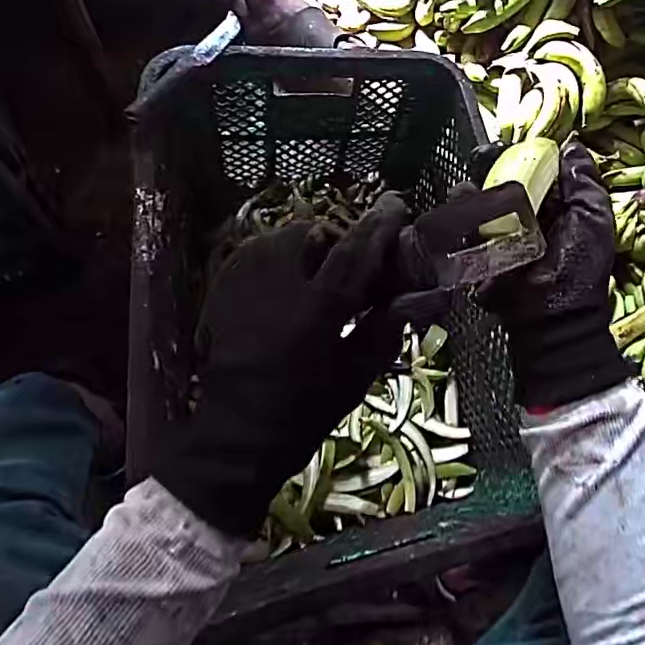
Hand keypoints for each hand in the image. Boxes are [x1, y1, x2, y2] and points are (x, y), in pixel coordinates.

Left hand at [155, 192, 409, 536]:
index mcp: (317, 312)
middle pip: (313, 235)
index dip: (379, 225)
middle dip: (338, 236)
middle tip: (352, 255)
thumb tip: (424, 297)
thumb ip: (387, 328)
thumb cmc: (304, 413)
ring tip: (318, 266)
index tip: (396, 204)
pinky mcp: (220, 293)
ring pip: (280, 238)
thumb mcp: (356, 376)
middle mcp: (278, 289)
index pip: (354, 252)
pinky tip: (285, 273)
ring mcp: (243, 288)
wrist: (236, 440)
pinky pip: (253, 253)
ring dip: (307, 244)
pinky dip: (275, 253)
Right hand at [475, 142, 630, 409]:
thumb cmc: (580, 267)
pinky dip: (462, 205)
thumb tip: (571, 145)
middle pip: (505, 173)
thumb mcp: (594, 217)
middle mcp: (527, 209)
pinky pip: (465, 217)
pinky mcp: (479, 243)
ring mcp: (501, 226)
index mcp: (556, 201)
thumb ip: (584, 181)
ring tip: (476, 178)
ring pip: (482, 191)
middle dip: (496, 161)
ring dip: (477, 181)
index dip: (530, 151)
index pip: (539, 165)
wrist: (551, 317)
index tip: (520, 143)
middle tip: (491, 155)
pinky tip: (464, 197)